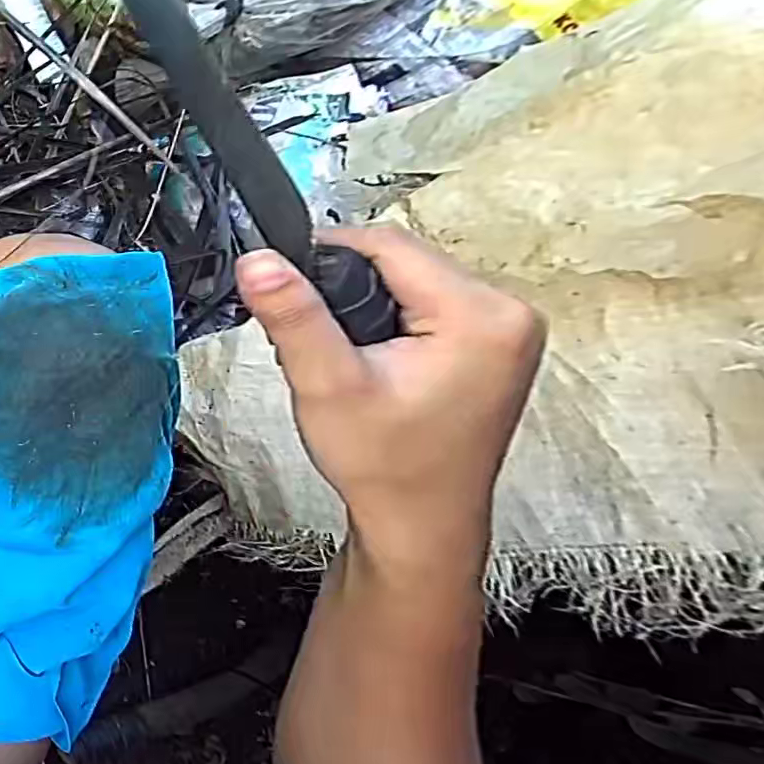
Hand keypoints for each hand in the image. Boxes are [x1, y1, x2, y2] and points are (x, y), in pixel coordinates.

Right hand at [235, 226, 543, 574]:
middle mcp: (506, 312)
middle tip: (296, 327)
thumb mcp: (326, 382)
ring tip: (322, 344)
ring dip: (352, 298)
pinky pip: (417, 302)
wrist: (416, 518)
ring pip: (403, 279)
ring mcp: (501, 329)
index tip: (275, 283)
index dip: (320, 253)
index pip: (386, 244)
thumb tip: (257, 258)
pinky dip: (374, 314)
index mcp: (481, 314)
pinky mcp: (485, 344)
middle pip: (397, 259)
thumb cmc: (381, 458)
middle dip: (336, 281)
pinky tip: (352, 350)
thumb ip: (293, 316)